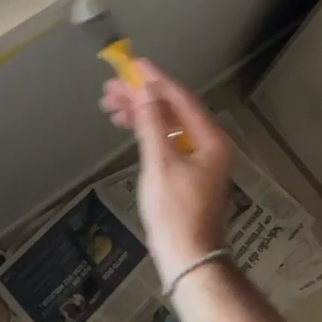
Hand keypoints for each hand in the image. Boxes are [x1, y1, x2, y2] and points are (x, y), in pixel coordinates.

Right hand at [99, 59, 233, 279]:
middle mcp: (209, 144)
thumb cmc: (175, 212)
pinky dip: (147, 131)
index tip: (132, 64)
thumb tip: (145, 88)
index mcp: (210, 139)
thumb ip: (152, 122)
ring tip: (111, 106)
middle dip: (142, 96)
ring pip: (168, 124)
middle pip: (173, 109)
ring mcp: (199, 158)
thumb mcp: (160, 163)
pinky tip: (128, 126)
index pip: (181, 98)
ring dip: (141, 112)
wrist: (187, 258)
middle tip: (111, 88)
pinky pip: (167, 139)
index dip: (156, 79)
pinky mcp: (188, 171)